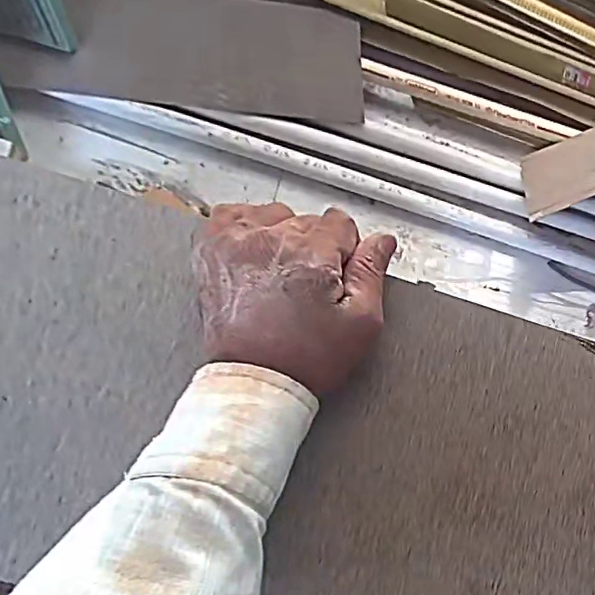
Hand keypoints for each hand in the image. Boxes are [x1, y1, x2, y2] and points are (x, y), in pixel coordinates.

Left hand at [192, 203, 397, 395]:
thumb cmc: (306, 359)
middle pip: (309, 221)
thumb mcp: (362, 322)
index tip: (340, 278)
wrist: (258, 379)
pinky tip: (260, 257)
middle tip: (314, 289)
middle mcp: (270, 239)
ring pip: (275, 216)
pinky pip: (233, 216)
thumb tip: (382, 242)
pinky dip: (249, 230)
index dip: (348, 254)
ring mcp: (236, 240)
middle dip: (317, 250)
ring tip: (286, 276)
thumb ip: (373, 273)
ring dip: (284, 238)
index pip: (342, 224)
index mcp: (311, 253)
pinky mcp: (212, 249)